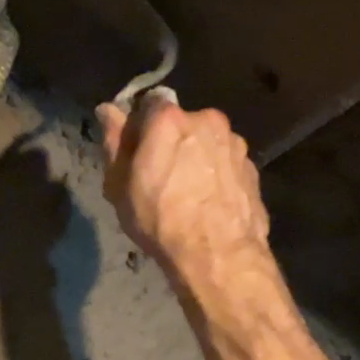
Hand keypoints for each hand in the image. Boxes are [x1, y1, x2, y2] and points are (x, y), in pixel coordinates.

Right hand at [96, 89, 273, 298]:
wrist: (218, 255)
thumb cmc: (159, 219)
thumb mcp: (120, 184)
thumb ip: (114, 142)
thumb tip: (108, 110)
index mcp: (169, 119)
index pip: (149, 104)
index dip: (139, 127)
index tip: (134, 153)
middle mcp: (207, 120)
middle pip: (181, 123)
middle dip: (169, 141)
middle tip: (158, 178)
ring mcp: (234, 142)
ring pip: (205, 142)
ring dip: (195, 157)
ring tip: (186, 194)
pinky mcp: (252, 166)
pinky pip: (224, 162)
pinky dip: (214, 174)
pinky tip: (206, 202)